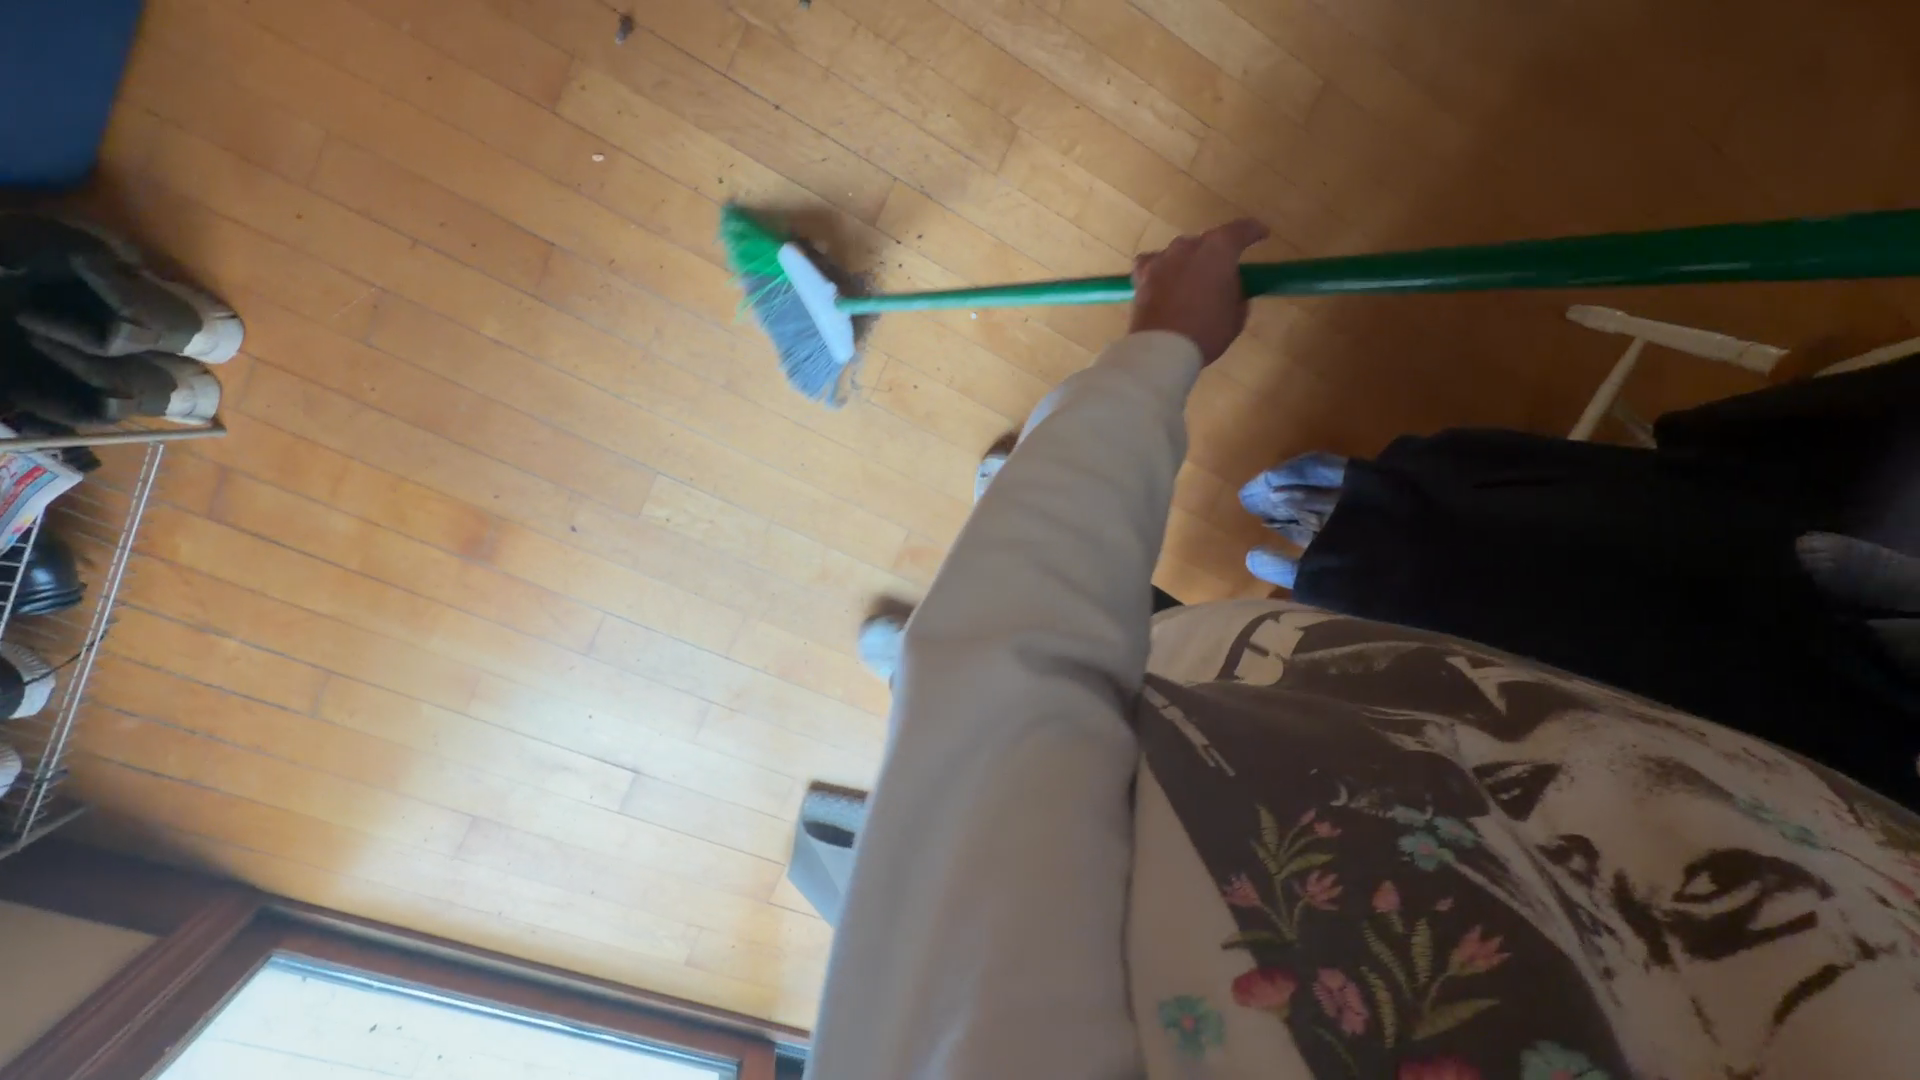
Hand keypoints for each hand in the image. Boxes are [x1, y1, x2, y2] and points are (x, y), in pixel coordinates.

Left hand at [1128, 218, 1269, 364]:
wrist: (1162, 349)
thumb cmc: (1206, 332)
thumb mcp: (1236, 314)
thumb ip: (1237, 291)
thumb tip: (1229, 284)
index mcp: (1218, 249)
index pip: (1241, 230)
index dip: (1254, 231)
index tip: (1261, 234)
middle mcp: (1188, 246)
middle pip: (1207, 242)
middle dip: (1216, 253)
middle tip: (1222, 272)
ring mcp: (1162, 259)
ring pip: (1180, 252)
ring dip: (1189, 262)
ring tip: (1192, 280)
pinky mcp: (1142, 276)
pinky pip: (1152, 263)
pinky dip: (1160, 268)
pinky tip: (1163, 278)